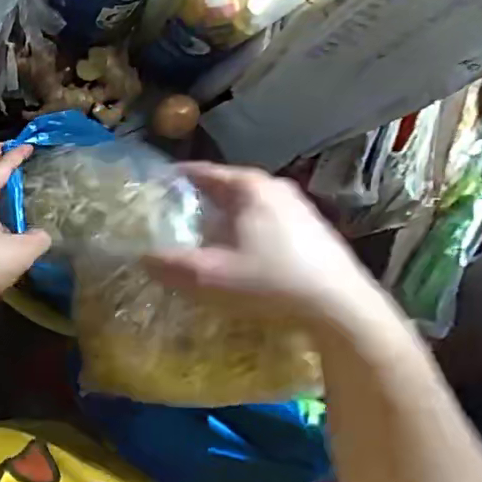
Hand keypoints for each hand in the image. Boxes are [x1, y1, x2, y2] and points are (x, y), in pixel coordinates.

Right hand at [145, 164, 392, 329]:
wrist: (340, 309)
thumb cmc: (269, 282)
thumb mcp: (207, 276)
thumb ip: (167, 264)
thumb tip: (142, 257)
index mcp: (247, 187)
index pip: (198, 172)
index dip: (170, 181)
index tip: (148, 193)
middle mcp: (274, 187)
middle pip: (222, 188)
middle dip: (193, 202)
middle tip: (167, 219)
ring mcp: (297, 207)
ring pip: (244, 205)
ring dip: (220, 218)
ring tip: (197, 239)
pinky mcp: (311, 229)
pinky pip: (263, 220)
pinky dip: (243, 230)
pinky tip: (236, 255)